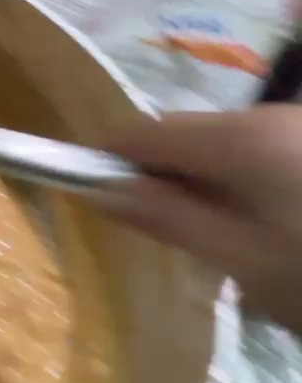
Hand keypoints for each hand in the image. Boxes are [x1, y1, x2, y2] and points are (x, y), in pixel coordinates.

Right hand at [101, 105, 301, 330]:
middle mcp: (284, 115)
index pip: (134, 133)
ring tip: (274, 246)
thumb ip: (167, 219)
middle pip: (194, 136)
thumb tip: (100, 189)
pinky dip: (285, 186)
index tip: (111, 203)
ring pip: (248, 147)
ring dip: (239, 186)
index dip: (109, 164)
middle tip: (204, 240)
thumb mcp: (251, 267)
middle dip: (182, 178)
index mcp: (241, 138)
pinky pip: (293, 154)